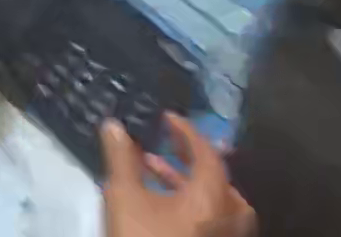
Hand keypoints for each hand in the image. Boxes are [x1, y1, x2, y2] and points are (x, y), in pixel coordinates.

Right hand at [101, 114, 255, 236]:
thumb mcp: (124, 194)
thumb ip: (121, 158)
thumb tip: (115, 125)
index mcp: (209, 203)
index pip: (209, 160)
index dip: (190, 135)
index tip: (167, 118)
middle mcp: (225, 223)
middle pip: (225, 187)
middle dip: (198, 162)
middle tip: (170, 144)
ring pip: (220, 208)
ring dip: (191, 182)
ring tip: (154, 167)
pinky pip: (211, 222)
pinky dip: (190, 203)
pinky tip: (159, 201)